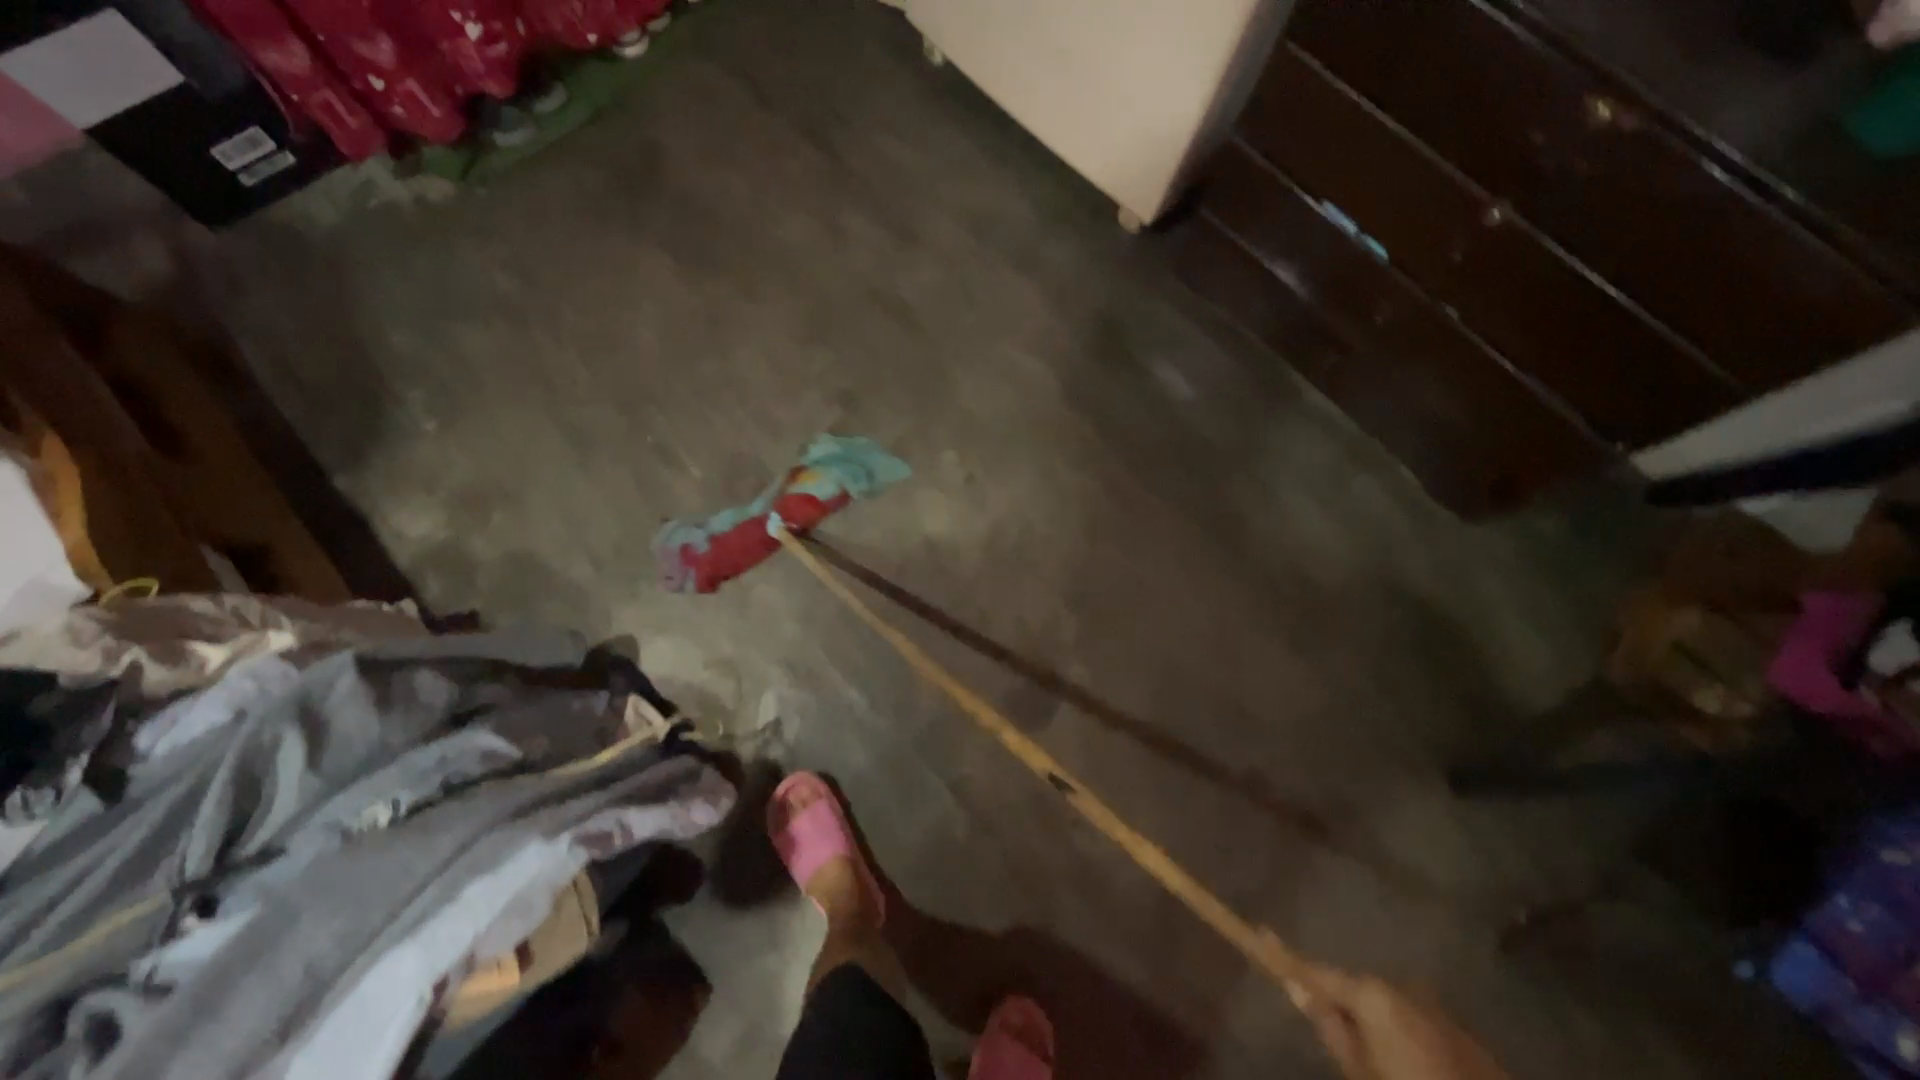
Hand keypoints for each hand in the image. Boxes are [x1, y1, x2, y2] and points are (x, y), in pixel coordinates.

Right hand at [1285, 963, 1509, 1079]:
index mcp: (1373, 995)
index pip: (1317, 970)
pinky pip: (1410, 1019)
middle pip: (1353, 987)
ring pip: (1383, 1005)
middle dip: (1336, 1001)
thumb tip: (1297, 987)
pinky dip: (1397, 1031)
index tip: (1261, 933)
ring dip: (1369, 1019)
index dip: (1286, 956)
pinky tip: (1401, 1061)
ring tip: (1367, 1055)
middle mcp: (1401, 987)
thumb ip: (1330, 1027)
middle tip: (1323, 1027)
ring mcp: (1433, 1005)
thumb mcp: (1360, 1072)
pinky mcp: (1457, 1028)